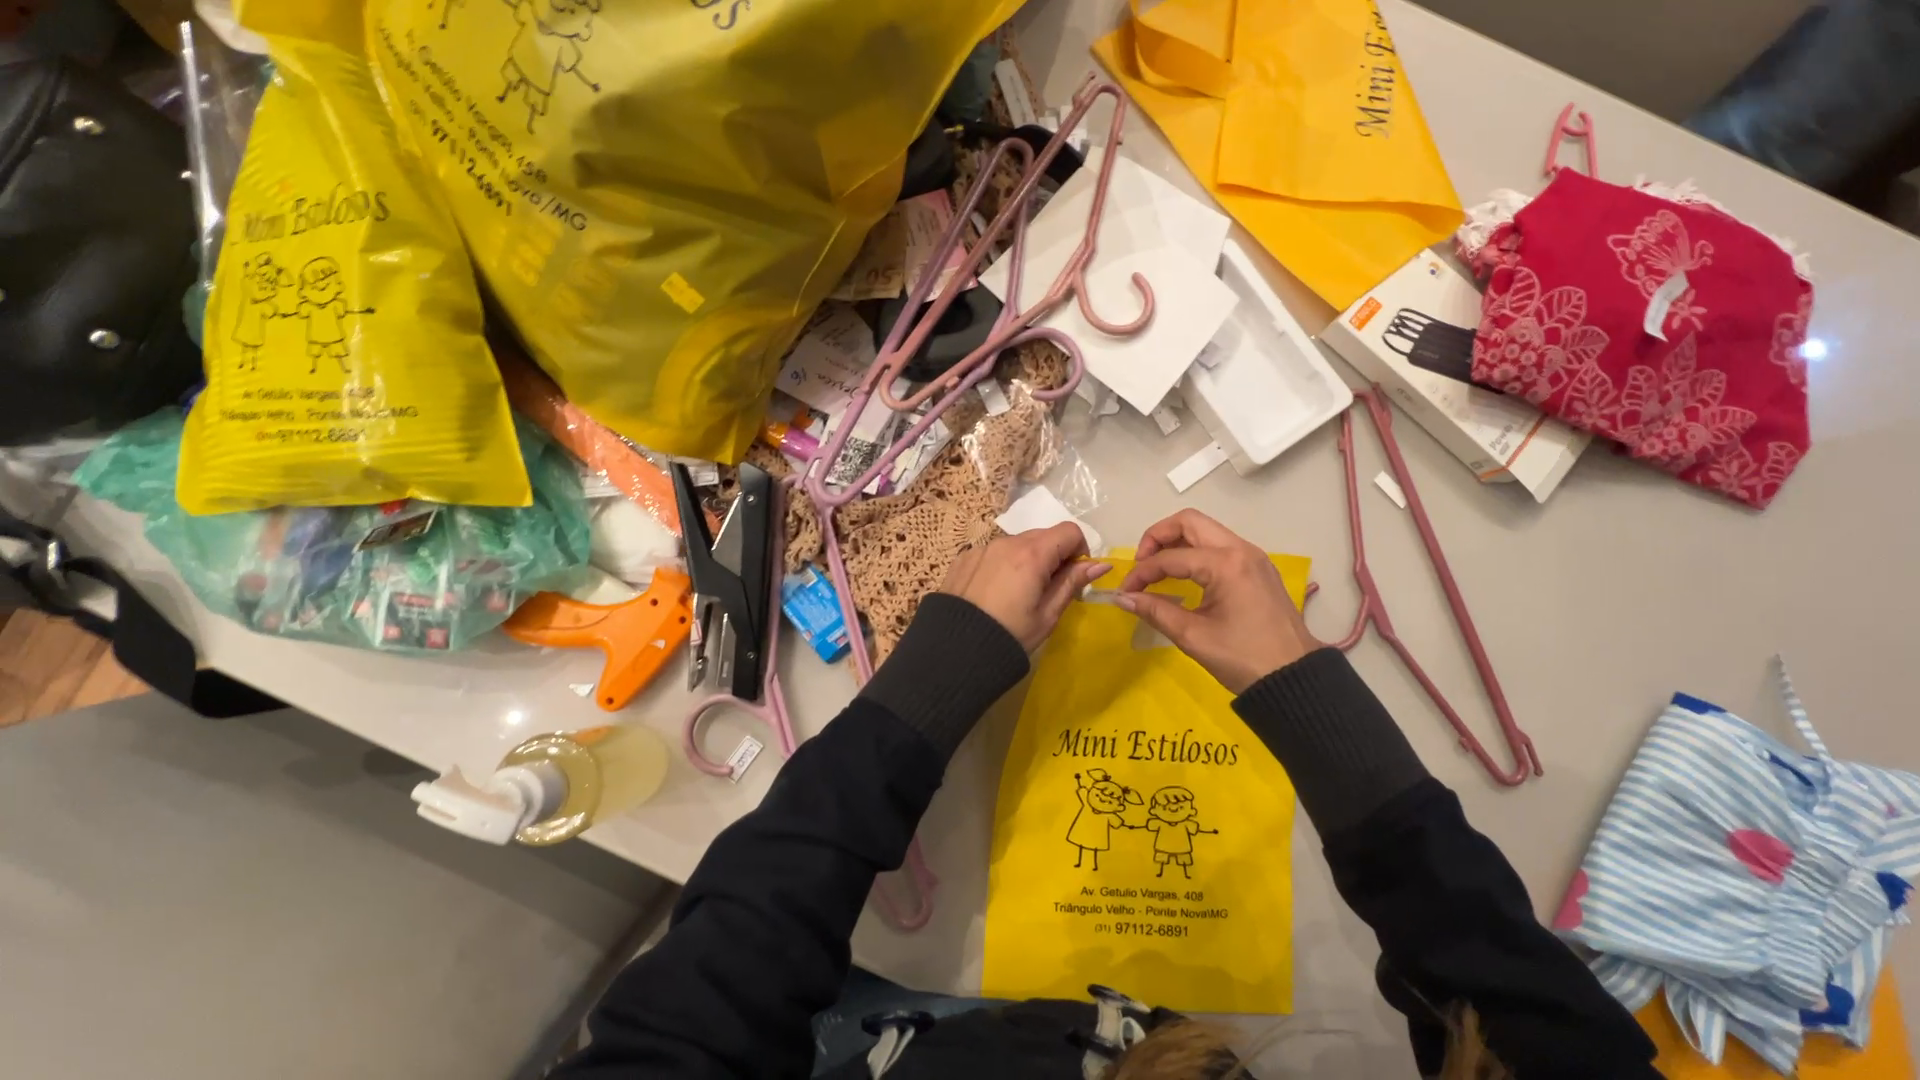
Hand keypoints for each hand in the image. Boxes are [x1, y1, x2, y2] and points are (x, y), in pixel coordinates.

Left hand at [939, 522, 1107, 651]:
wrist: (954, 651)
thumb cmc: (1010, 636)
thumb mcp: (1047, 615)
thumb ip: (1072, 583)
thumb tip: (1101, 564)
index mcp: (1032, 554)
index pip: (1069, 531)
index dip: (1079, 550)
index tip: (1074, 576)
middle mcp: (1006, 542)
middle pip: (1043, 535)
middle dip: (1054, 555)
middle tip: (1049, 588)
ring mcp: (982, 548)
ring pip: (1017, 543)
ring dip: (1028, 559)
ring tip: (1019, 594)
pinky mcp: (964, 558)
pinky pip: (994, 553)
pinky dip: (1003, 564)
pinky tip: (995, 593)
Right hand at [1116, 509, 1318, 693]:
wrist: (1294, 678)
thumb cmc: (1243, 658)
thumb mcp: (1193, 636)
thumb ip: (1155, 611)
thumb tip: (1122, 597)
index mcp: (1225, 564)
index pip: (1170, 557)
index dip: (1141, 573)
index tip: (1125, 592)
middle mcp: (1240, 549)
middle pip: (1189, 522)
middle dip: (1158, 537)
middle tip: (1141, 563)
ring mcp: (1253, 556)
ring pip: (1206, 530)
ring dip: (1177, 542)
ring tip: (1158, 569)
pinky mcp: (1258, 568)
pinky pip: (1220, 546)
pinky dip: (1196, 552)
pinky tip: (1184, 576)